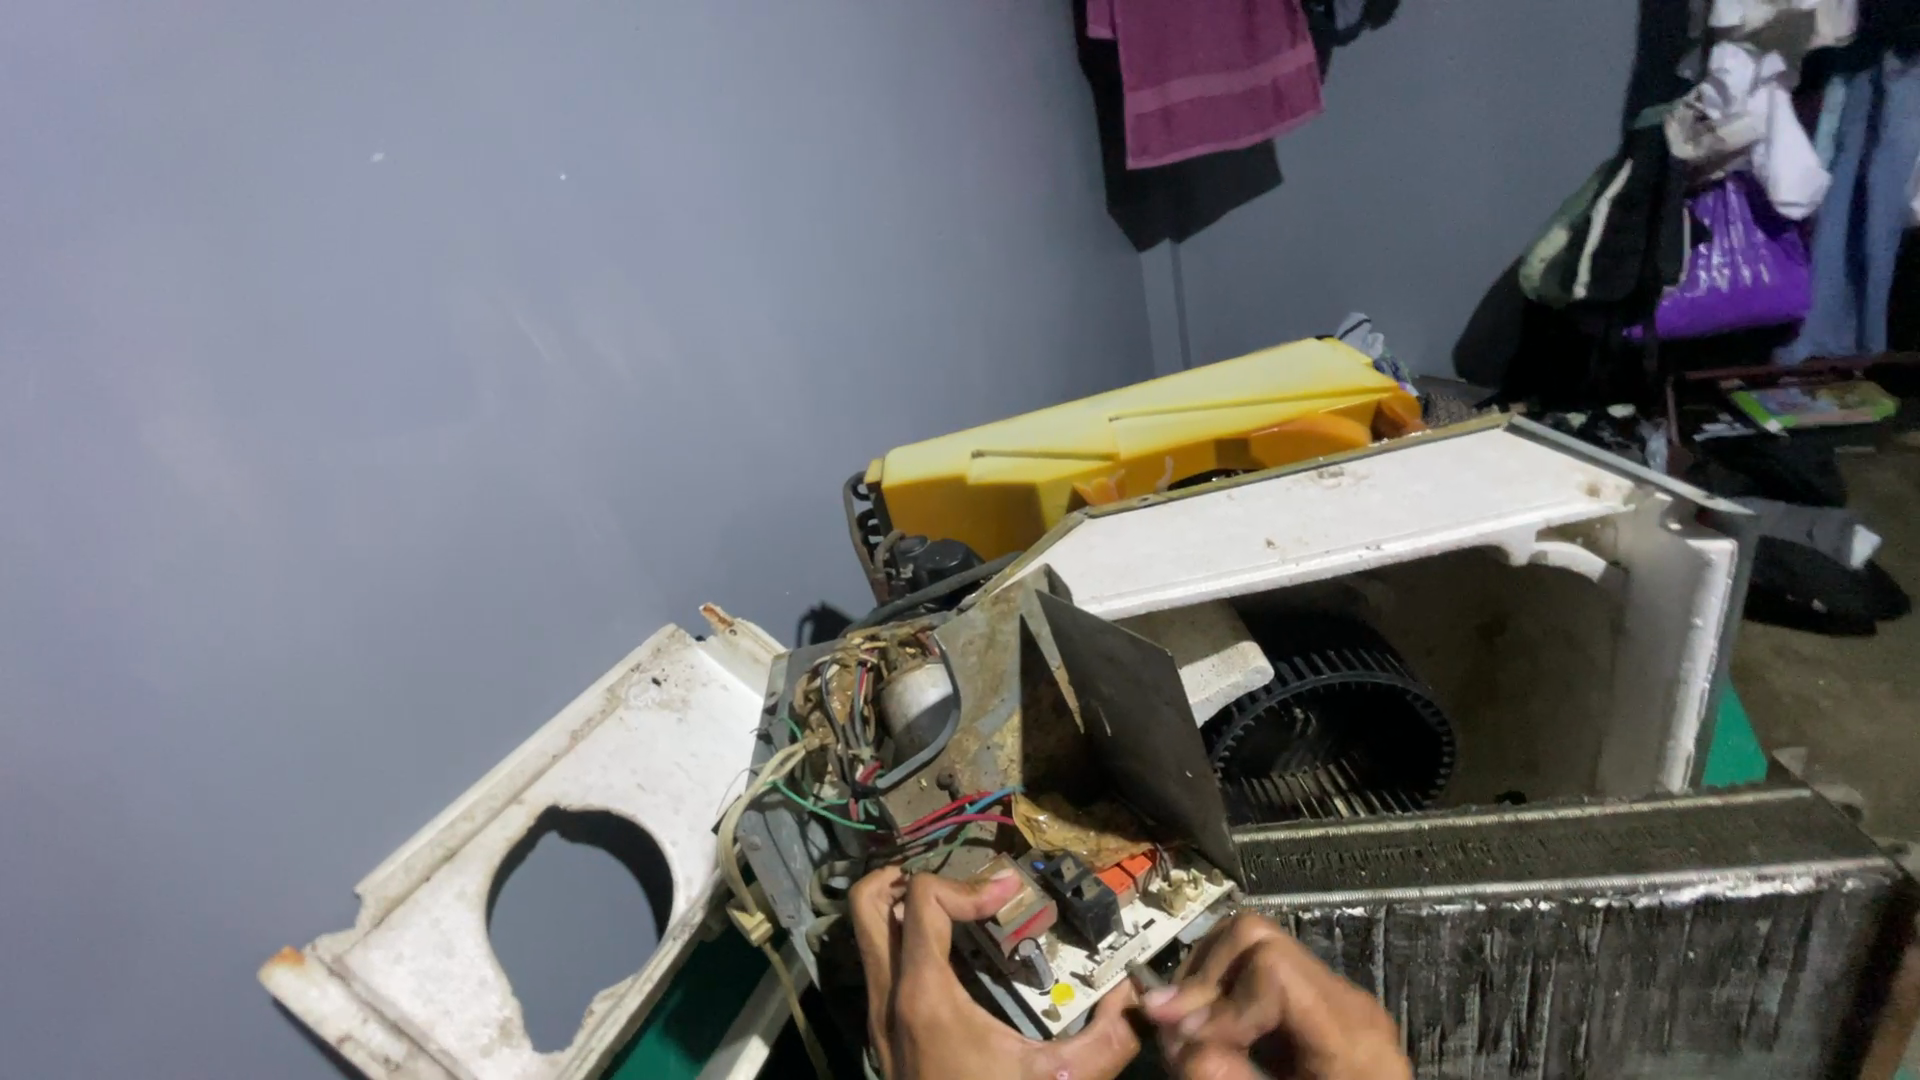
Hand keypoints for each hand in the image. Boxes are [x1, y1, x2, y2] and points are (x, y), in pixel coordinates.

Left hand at [849, 864, 1141, 1079]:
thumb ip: (1108, 1039)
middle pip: (867, 903)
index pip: (922, 899)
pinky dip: (903, 939)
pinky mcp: (882, 1030)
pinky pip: (878, 961)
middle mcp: (889, 996)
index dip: (967, 885)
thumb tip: (1138, 997)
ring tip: (951, 908)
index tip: (1007, 896)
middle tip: (956, 884)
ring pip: (864, 931)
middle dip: (906, 877)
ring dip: (901, 906)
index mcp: (925, 996)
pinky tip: (948, 953)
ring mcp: (878, 1014)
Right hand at [1141, 913, 1409, 1079]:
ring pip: (1252, 936)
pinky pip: (1261, 961)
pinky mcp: (1321, 997)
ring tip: (1188, 1016)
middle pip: (1256, 934)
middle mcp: (1344, 995)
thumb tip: (1175, 1037)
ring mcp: (1334, 990)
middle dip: (1205, 973)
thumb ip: (1233, 1075)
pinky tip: (1212, 1018)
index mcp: (1349, 1031)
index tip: (1184, 1033)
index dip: (1220, 997)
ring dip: (1208, 971)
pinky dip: (1225, 981)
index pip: (1271, 967)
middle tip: (1172, 1017)